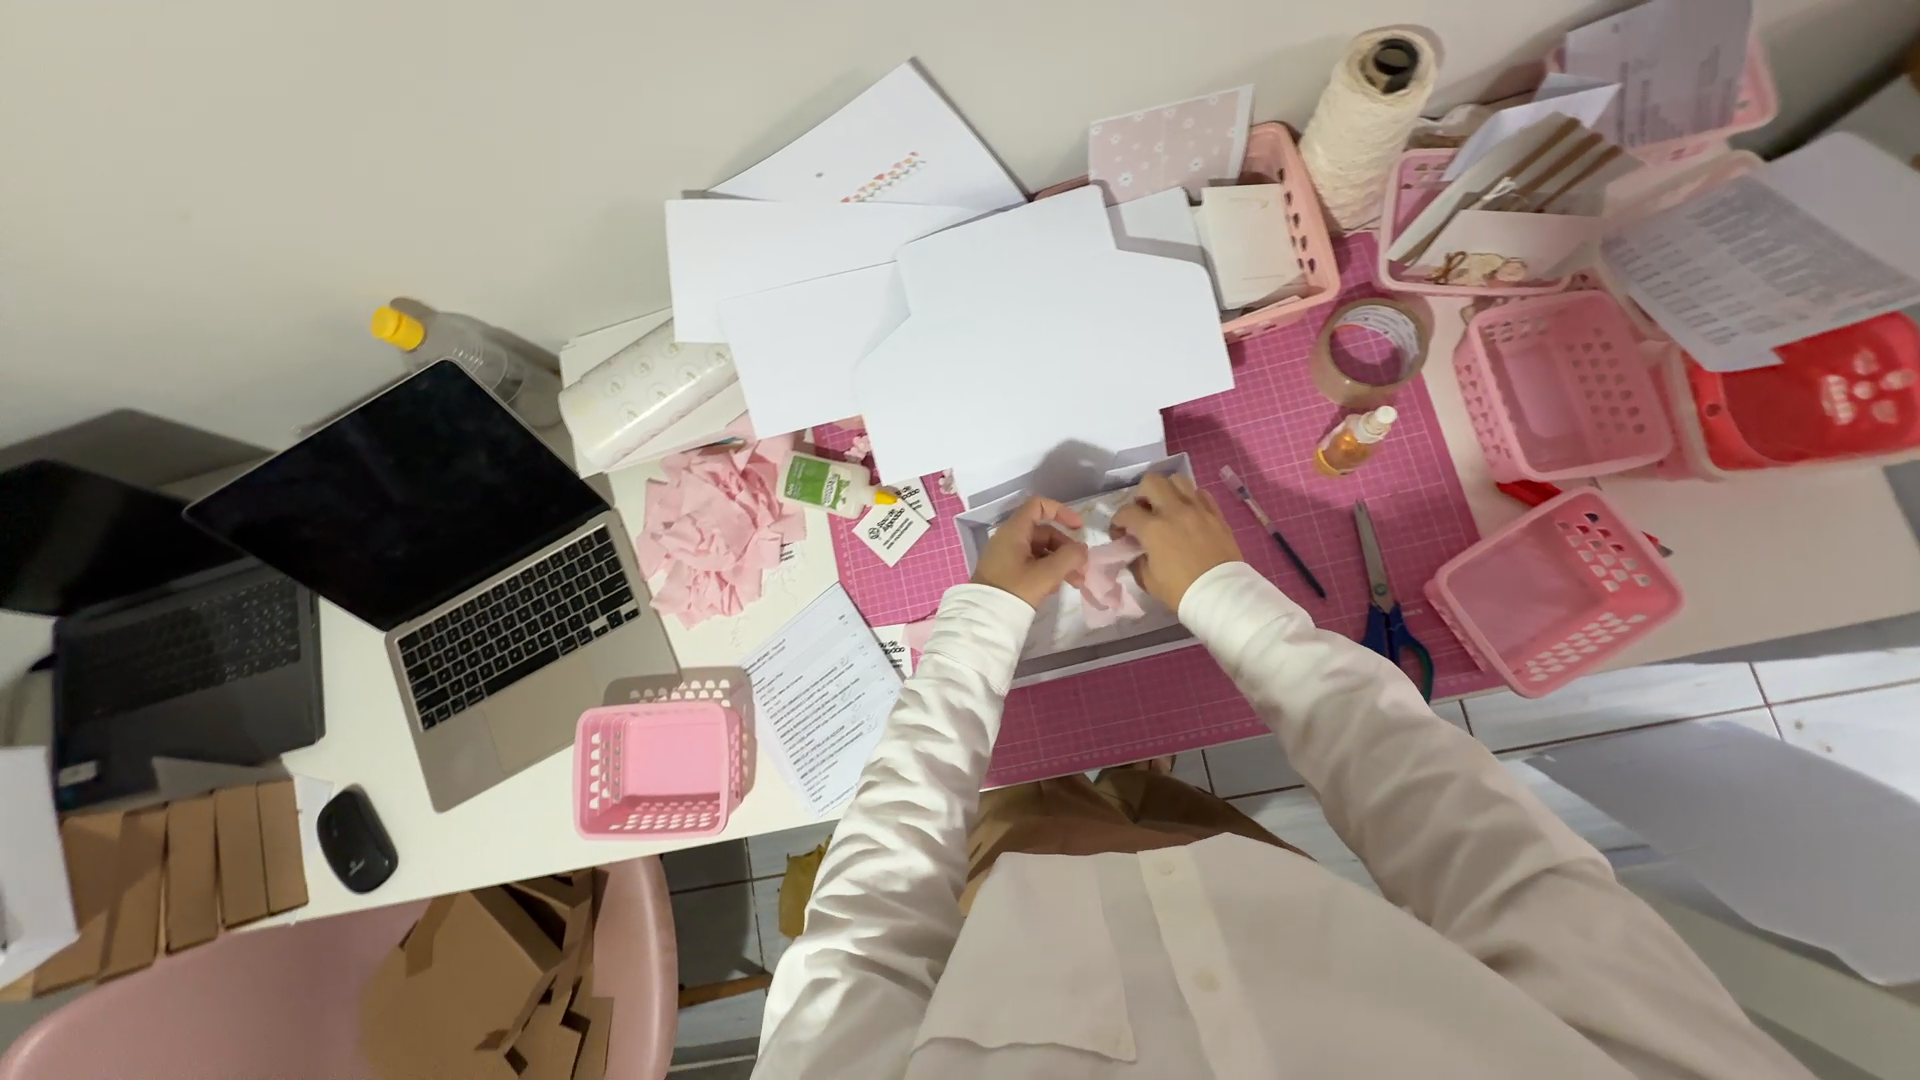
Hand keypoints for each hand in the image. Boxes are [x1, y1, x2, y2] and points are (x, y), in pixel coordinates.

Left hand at [971, 497, 1089, 608]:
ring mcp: (1007, 555)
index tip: (1079, 528)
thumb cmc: (1015, 589)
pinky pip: (1032, 563)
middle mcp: (1010, 538)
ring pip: (1040, 550)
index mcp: (1015, 531)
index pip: (1039, 506)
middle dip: (1066, 548)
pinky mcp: (1007, 572)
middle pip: (1044, 532)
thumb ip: (1069, 557)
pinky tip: (1057, 588)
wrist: (985, 617)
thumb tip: (1082, 550)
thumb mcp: (1046, 574)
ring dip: (1060, 563)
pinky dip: (1047, 571)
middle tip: (1082, 569)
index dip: (1061, 512)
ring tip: (1076, 582)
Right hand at [1110, 472, 1242, 610]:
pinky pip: (1200, 493)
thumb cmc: (1181, 591)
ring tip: (1166, 508)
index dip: (1117, 522)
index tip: (1120, 535)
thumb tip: (1135, 551)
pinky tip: (1188, 513)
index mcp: (1153, 528)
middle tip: (1143, 512)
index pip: (1126, 512)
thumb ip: (1137, 560)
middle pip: (1151, 481)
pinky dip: (1190, 498)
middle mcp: (1174, 511)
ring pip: (1178, 480)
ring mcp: (1197, 509)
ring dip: (1167, 491)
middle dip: (1141, 495)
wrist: (1221, 595)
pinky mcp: (1215, 514)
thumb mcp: (1148, 580)